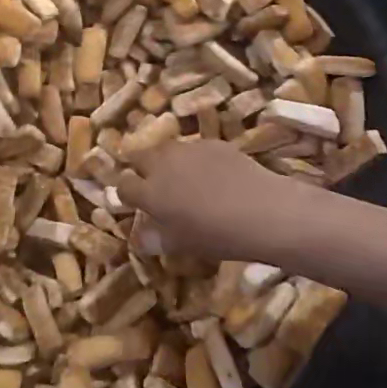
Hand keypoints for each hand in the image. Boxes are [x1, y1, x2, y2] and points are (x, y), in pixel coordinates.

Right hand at [116, 140, 301, 263]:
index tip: (137, 203)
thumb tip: (140, 238)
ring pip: (167, 149)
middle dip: (141, 168)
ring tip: (185, 178)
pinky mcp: (213, 142)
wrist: (262, 211)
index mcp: (149, 192)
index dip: (127, 194)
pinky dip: (196, 159)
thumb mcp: (180, 244)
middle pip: (139, 156)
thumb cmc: (216, 235)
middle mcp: (162, 164)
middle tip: (156, 185)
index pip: (124, 186)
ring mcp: (188, 149)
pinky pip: (195, 148)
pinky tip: (214, 175)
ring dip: (168, 161)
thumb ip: (154, 239)